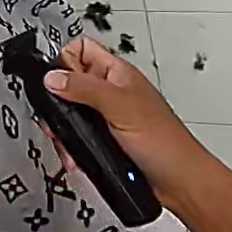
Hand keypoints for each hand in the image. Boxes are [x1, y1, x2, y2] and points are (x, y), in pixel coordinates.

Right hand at [41, 37, 214, 210]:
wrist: (179, 182)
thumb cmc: (165, 140)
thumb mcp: (119, 106)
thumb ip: (84, 88)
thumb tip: (53, 77)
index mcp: (117, 73)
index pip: (81, 49)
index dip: (65, 59)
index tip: (54, 80)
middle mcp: (110, 91)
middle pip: (70, 82)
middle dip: (58, 101)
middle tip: (57, 115)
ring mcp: (106, 116)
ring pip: (71, 112)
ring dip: (64, 128)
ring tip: (67, 141)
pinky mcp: (104, 139)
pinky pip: (78, 136)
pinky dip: (72, 146)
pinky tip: (76, 155)